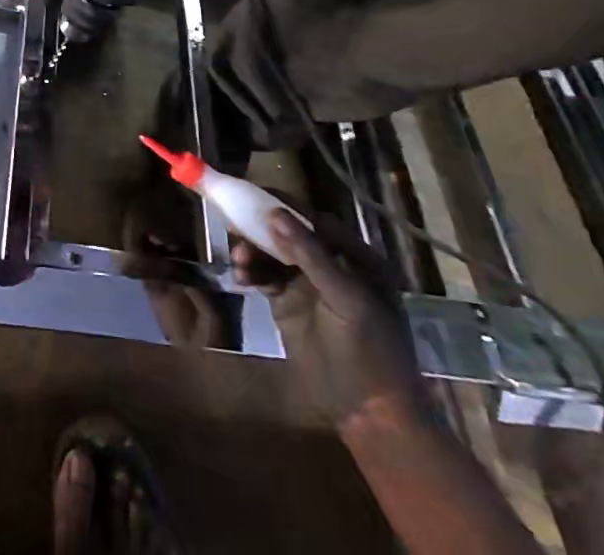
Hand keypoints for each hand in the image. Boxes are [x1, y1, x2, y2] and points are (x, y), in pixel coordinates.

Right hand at [234, 209, 427, 426]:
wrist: (369, 410)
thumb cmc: (369, 349)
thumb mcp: (345, 298)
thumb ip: (310, 254)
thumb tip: (275, 214)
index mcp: (355, 255)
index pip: (315, 219)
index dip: (285, 205)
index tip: (252, 193)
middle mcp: (330, 263)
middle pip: (289, 233)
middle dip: (262, 228)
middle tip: (234, 222)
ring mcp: (307, 284)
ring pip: (273, 255)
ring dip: (254, 252)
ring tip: (239, 259)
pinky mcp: (288, 304)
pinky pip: (265, 278)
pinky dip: (252, 274)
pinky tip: (241, 278)